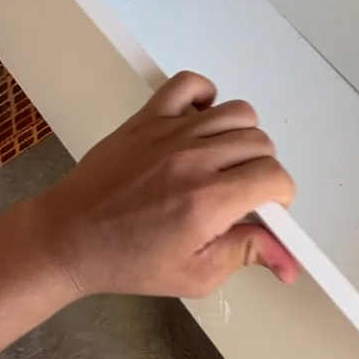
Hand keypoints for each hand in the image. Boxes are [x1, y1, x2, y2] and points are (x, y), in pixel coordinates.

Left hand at [16, 72, 299, 298]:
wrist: (70, 236)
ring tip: (223, 161)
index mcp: (208, 200)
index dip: (280, 196)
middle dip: (262, 170)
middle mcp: (193, 159)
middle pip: (260, 143)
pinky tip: (200, 124)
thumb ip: (245, 255)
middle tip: (241, 192)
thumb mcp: (194, 274)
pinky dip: (205, 96)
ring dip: (242, 136)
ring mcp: (168, 132)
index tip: (266, 209)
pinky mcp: (146, 118)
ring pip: (237, 112)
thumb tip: (287, 258)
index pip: (275, 177)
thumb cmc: (126, 260)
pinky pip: (188, 83)